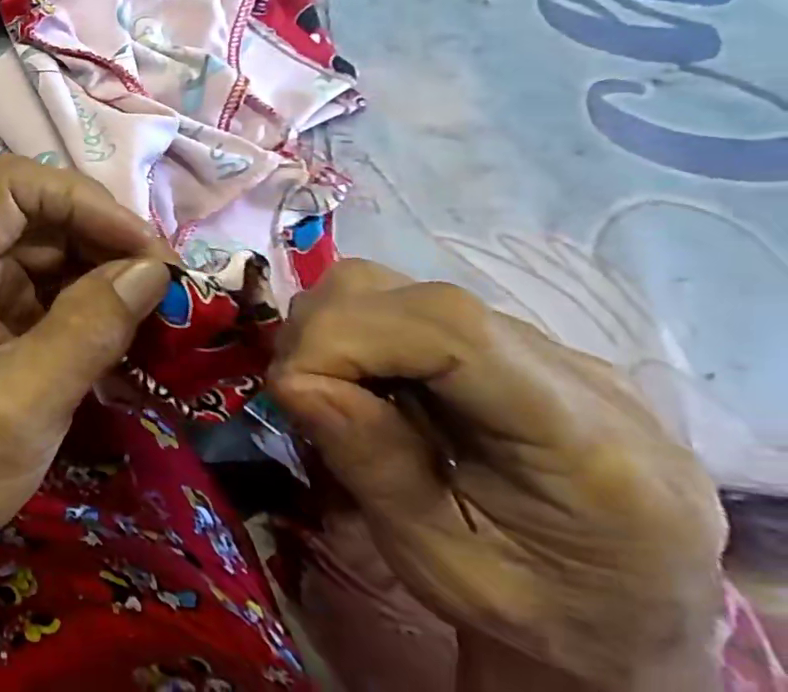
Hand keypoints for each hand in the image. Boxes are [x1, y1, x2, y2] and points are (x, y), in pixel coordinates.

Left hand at [0, 155, 174, 607]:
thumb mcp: (28, 398)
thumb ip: (89, 327)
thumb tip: (153, 269)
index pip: (12, 186)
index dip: (79, 199)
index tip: (142, 247)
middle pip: (39, 210)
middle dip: (105, 233)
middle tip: (169, 281)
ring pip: (55, 245)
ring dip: (110, 264)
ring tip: (163, 303)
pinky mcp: (6, 317)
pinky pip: (59, 284)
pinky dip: (100, 294)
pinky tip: (137, 320)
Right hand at [269, 259, 726, 689]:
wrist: (619, 623)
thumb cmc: (535, 612)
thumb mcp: (444, 566)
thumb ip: (377, 471)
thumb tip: (296, 383)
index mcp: (585, 444)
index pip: (453, 332)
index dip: (346, 337)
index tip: (292, 389)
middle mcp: (575, 375)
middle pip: (419, 298)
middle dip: (328, 332)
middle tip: (301, 395)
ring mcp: (544, 351)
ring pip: (401, 288)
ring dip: (334, 326)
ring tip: (329, 389)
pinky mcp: (507, 345)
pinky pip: (404, 306)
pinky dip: (353, 332)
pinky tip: (364, 385)